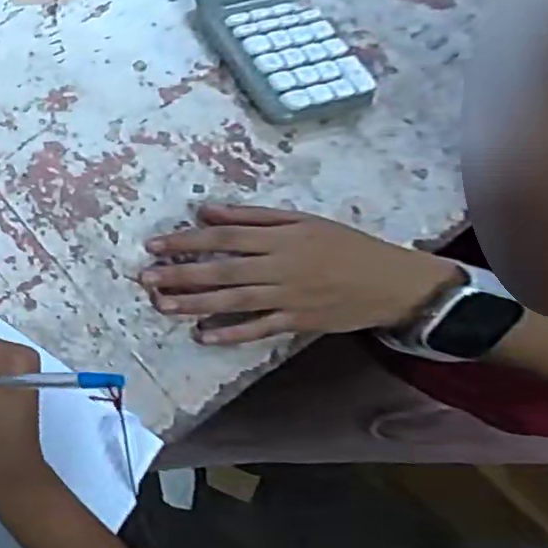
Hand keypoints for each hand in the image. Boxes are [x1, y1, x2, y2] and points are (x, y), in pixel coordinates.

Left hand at [141, 204, 462, 344]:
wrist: (401, 283)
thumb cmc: (345, 246)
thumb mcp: (303, 222)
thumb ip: (252, 217)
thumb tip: (205, 210)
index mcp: (283, 239)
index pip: (225, 237)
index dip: (187, 241)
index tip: (152, 246)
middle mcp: (284, 266)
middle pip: (225, 270)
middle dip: (182, 274)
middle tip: (146, 278)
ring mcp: (291, 296)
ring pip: (236, 300)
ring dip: (196, 303)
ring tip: (162, 305)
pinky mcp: (300, 320)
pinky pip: (261, 328)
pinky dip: (232, 333)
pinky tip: (203, 336)